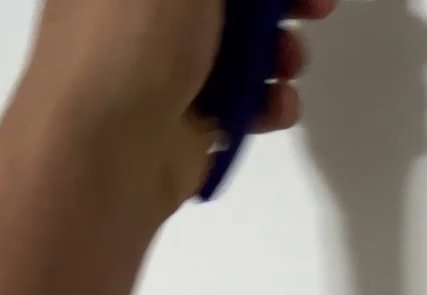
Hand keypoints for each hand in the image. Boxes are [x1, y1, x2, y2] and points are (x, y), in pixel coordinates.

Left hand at [22, 0, 335, 203]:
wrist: (109, 148)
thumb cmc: (134, 34)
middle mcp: (142, 9)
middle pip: (227, 3)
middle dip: (277, 5)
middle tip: (317, 9)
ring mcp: (165, 65)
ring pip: (237, 50)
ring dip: (277, 55)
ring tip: (289, 67)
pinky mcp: (187, 120)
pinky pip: (238, 104)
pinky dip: (266, 104)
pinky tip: (279, 107)